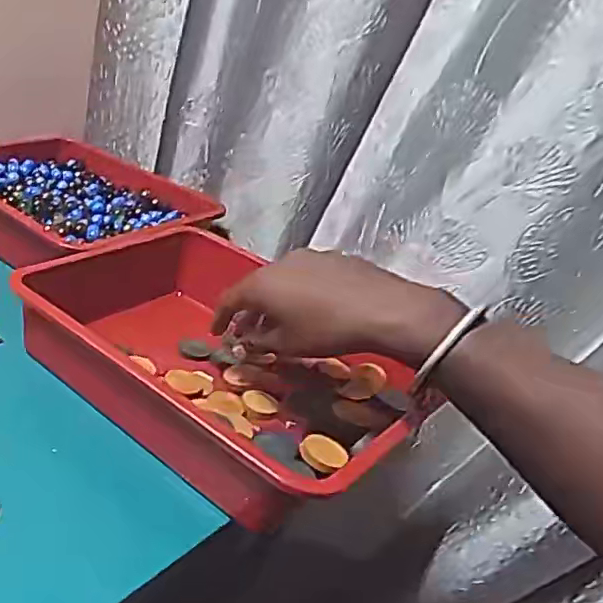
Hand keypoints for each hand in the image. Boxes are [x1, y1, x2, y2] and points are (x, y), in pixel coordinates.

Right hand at [210, 248, 468, 365]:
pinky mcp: (334, 259)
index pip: (229, 299)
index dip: (220, 318)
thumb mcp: (285, 345)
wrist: (385, 310)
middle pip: (254, 287)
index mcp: (262, 284)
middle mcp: (281, 263)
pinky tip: (305, 313)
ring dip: (271, 303)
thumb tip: (246, 341)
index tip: (217, 332)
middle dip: (247, 311)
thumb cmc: (326, 331)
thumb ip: (258, 342)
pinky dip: (294, 295)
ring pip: (279, 281)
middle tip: (245, 333)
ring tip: (275, 325)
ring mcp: (309, 257)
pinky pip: (302, 278)